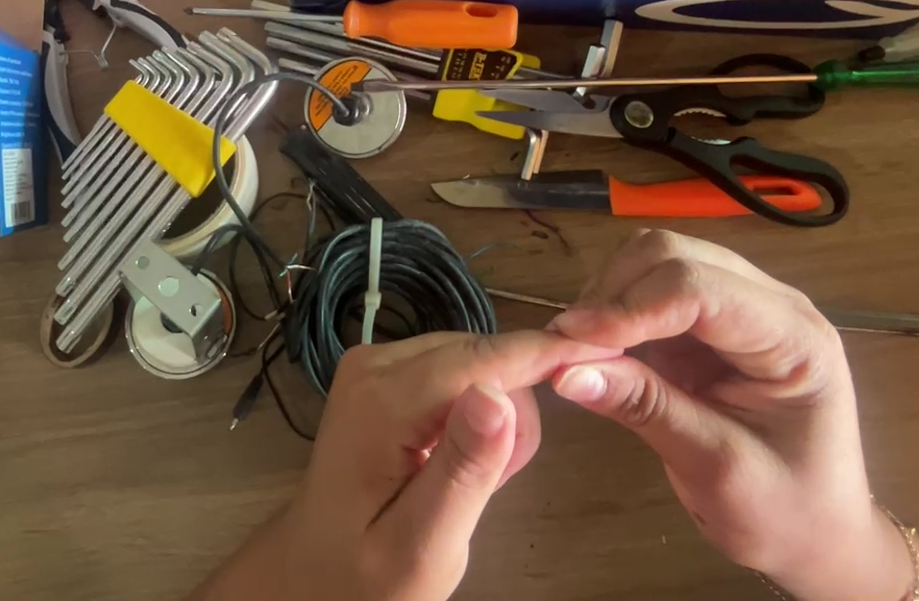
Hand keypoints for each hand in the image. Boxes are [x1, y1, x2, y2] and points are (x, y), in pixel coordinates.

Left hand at [191, 331, 623, 600]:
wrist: (311, 569)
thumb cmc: (365, 574)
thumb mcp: (422, 544)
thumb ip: (464, 469)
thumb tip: (500, 392)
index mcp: (383, 400)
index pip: (481, 359)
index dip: (544, 352)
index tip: (607, 344)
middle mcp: (376, 362)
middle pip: (481, 355)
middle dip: (512, 407)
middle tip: (499, 479)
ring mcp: (376, 362)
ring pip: (473, 358)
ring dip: (494, 413)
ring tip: (472, 478)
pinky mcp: (383, 372)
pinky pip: (453, 369)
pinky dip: (473, 409)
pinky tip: (455, 457)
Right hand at [546, 230, 912, 600]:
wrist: (814, 531)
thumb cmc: (785, 512)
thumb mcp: (717, 470)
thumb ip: (645, 409)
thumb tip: (564, 372)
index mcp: (795, 338)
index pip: (700, 289)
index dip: (630, 306)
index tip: (570, 340)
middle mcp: (767, 301)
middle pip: (671, 255)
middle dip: (612, 291)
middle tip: (568, 343)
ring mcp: (734, 300)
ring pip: (650, 257)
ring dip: (606, 293)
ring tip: (578, 345)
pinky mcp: (702, 312)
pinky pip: (643, 281)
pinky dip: (610, 304)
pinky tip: (595, 344)